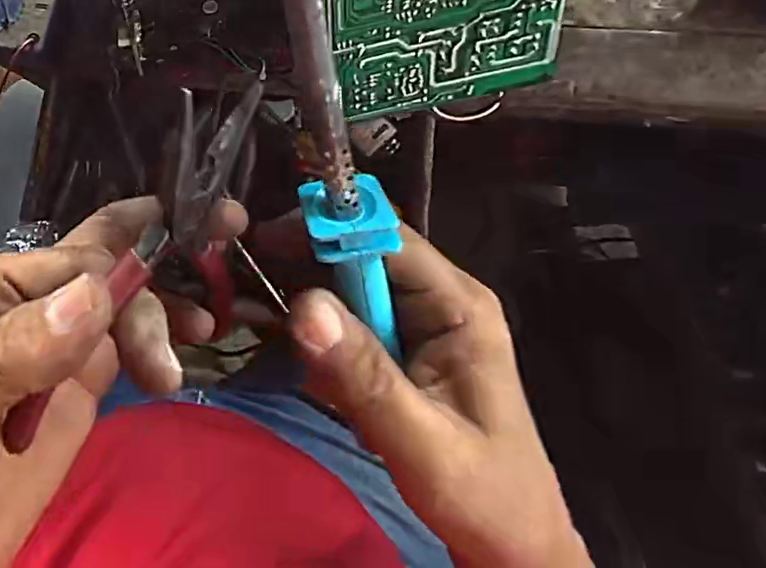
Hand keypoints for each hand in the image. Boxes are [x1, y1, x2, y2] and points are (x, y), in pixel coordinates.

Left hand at [0, 195, 245, 567]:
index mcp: (0, 288)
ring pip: (134, 295)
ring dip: (173, 303)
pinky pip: (136, 336)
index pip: (82, 257)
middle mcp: (38, 297)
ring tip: (200, 334)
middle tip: (228, 234)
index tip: (190, 258)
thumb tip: (95, 294)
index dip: (136, 256)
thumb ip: (14, 352)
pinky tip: (187, 349)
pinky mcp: (88, 376)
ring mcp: (67, 336)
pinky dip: (168, 333)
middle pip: (116, 260)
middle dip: (169, 248)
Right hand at [288, 226, 590, 567]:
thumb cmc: (484, 497)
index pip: (386, 237)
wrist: (513, 546)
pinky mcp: (401, 346)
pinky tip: (307, 369)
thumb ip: (364, 376)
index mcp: (457, 302)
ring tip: (267, 327)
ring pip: (348, 287)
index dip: (328, 229)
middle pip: (360, 254)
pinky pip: (349, 323)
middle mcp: (437, 297)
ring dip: (307, 305)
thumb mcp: (422, 443)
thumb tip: (303, 305)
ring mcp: (418, 321)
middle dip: (306, 266)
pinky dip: (320, 338)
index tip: (268, 241)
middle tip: (252, 288)